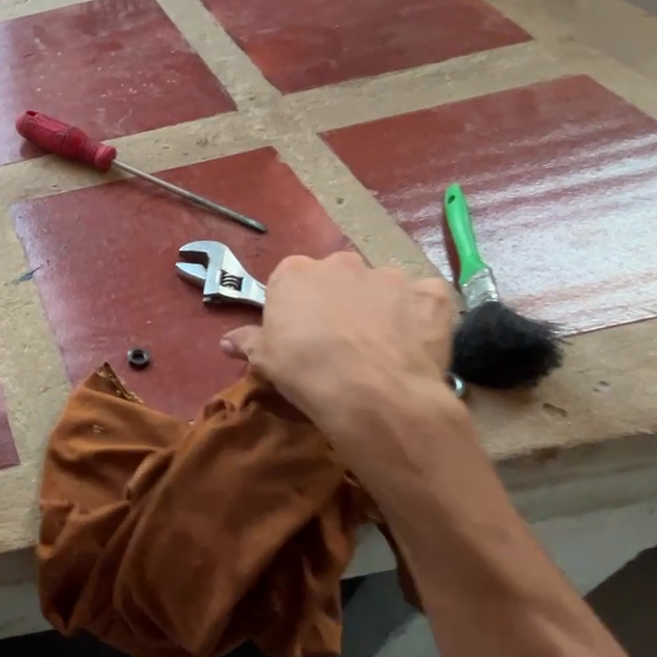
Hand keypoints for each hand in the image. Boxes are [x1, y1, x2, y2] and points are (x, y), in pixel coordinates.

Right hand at [221, 252, 460, 456]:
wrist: (371, 392)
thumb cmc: (305, 368)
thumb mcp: (264, 358)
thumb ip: (247, 342)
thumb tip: (226, 341)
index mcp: (294, 272)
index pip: (291, 281)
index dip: (296, 308)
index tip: (300, 334)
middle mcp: (341, 263)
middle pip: (337, 278)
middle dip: (339, 301)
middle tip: (339, 340)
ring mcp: (389, 276)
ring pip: (382, 287)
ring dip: (380, 307)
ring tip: (381, 345)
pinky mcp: (431, 294)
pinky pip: (425, 298)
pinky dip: (422, 314)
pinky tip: (416, 340)